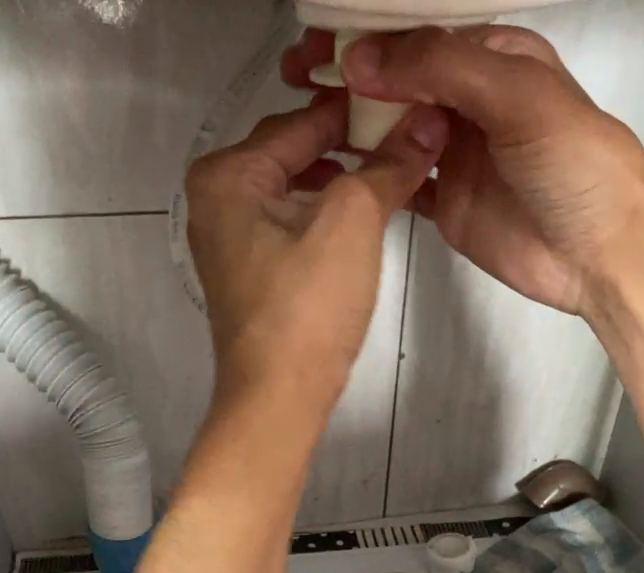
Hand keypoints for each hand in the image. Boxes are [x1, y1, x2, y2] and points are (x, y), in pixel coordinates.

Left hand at [187, 92, 444, 424]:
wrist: (278, 397)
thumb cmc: (306, 307)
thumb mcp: (350, 221)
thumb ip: (385, 166)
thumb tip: (426, 122)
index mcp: (227, 175)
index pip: (302, 122)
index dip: (359, 112)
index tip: (411, 104)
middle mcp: (217, 200)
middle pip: (294, 152)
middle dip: (350, 145)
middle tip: (408, 138)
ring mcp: (230, 240)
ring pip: (295, 190)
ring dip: (342, 181)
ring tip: (394, 175)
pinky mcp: (250, 273)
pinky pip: (292, 224)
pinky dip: (326, 215)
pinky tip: (363, 218)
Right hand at [282, 26, 643, 314]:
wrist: (599, 253)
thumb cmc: (577, 164)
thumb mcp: (517, 97)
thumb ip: (442, 69)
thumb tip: (362, 60)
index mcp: (493, 58)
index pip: (419, 36)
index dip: (368, 36)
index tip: (319, 43)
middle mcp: (469, 101)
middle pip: (398, 78)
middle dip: (349, 73)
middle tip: (297, 74)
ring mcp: (453, 153)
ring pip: (391, 127)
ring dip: (348, 120)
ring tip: (302, 115)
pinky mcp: (442, 202)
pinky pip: (396, 179)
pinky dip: (365, 173)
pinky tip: (331, 169)